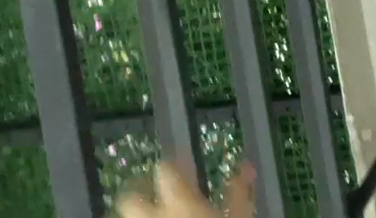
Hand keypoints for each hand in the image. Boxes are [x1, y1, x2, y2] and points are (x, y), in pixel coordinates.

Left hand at [117, 163, 253, 217]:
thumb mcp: (239, 217)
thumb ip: (239, 191)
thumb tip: (245, 166)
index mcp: (179, 203)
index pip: (164, 170)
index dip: (171, 164)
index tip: (181, 163)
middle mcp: (155, 217)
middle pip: (130, 199)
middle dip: (139, 193)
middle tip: (156, 193)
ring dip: (141, 215)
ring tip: (157, 215)